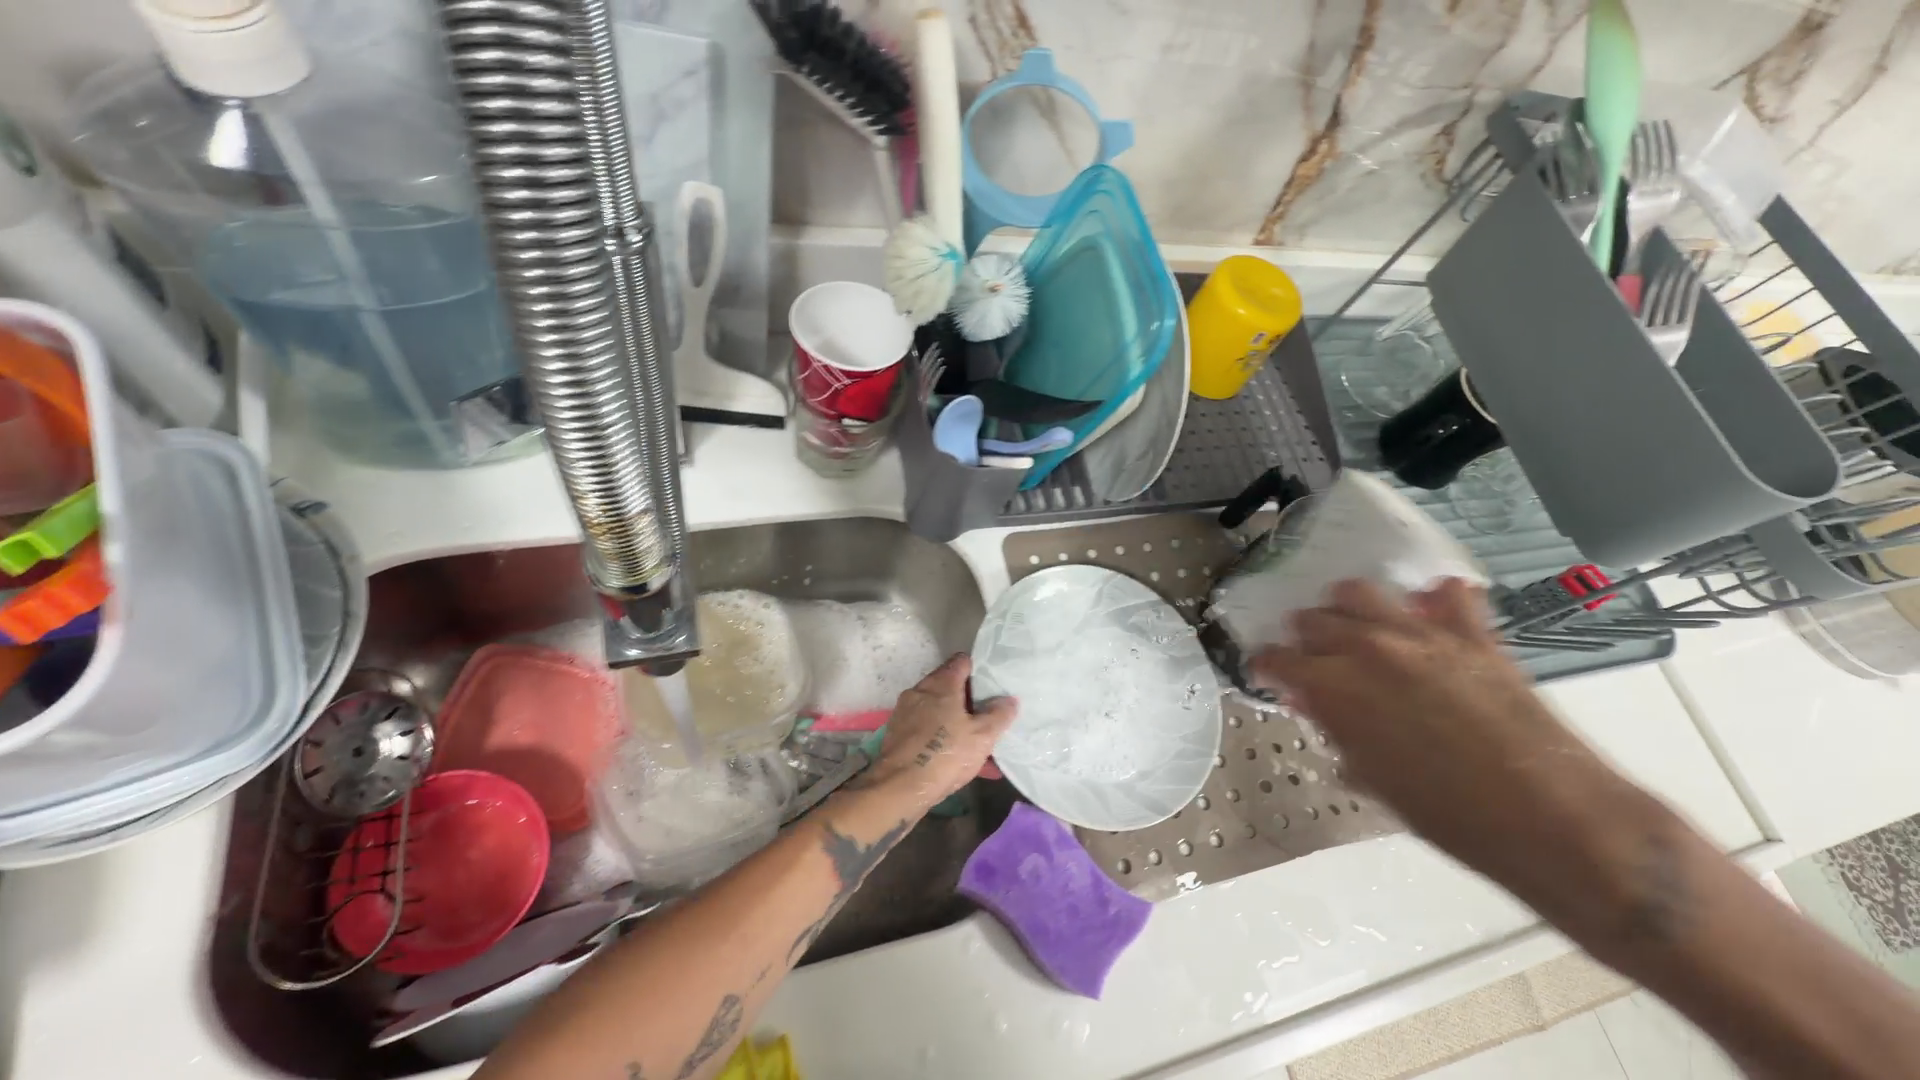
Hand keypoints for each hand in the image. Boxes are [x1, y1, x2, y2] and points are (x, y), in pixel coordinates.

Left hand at [862, 654, 1018, 811]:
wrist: (899, 787)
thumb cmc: (944, 754)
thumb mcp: (982, 736)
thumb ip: (998, 714)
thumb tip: (1009, 699)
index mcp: (941, 684)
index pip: (961, 661)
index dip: (978, 669)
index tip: (992, 685)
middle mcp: (920, 691)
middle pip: (947, 684)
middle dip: (967, 697)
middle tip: (986, 714)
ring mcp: (905, 711)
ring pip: (935, 707)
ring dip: (952, 717)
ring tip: (972, 737)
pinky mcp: (897, 732)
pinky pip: (924, 725)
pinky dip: (939, 733)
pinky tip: (953, 754)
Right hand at [1251, 579, 1625, 876]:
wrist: (1547, 816)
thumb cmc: (1447, 815)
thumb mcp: (1372, 778)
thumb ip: (1337, 730)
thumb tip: (1315, 704)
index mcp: (1335, 688)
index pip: (1277, 659)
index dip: (1266, 666)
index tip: (1268, 675)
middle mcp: (1369, 648)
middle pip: (1313, 619)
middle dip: (1305, 638)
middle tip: (1315, 660)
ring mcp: (1422, 634)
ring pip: (1361, 591)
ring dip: (1349, 607)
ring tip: (1358, 628)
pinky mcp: (1473, 633)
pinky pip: (1446, 593)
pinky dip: (1433, 600)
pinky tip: (1430, 618)